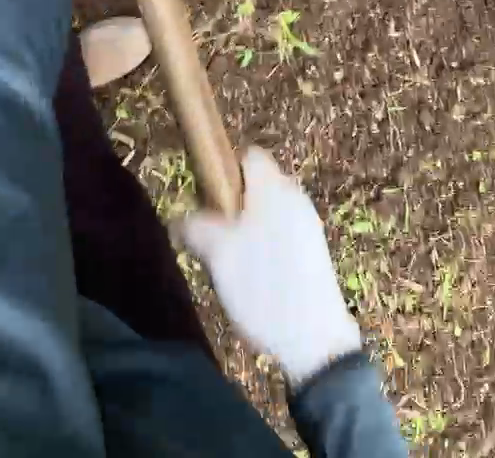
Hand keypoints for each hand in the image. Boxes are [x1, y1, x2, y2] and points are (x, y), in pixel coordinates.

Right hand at [181, 148, 363, 386]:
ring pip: (267, 211)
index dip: (223, 170)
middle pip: (255, 184)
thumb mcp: (217, 253)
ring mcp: (308, 224)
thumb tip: (179, 219)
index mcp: (274, 187)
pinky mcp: (314, 252)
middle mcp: (295, 197)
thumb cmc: (263, 285)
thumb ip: (194, 226)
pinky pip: (281, 233)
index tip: (207, 197)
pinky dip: (265, 246)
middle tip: (215, 236)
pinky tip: (256, 280)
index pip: (247, 155)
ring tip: (233, 264)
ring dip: (246, 229)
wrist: (315, 339)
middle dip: (231, 204)